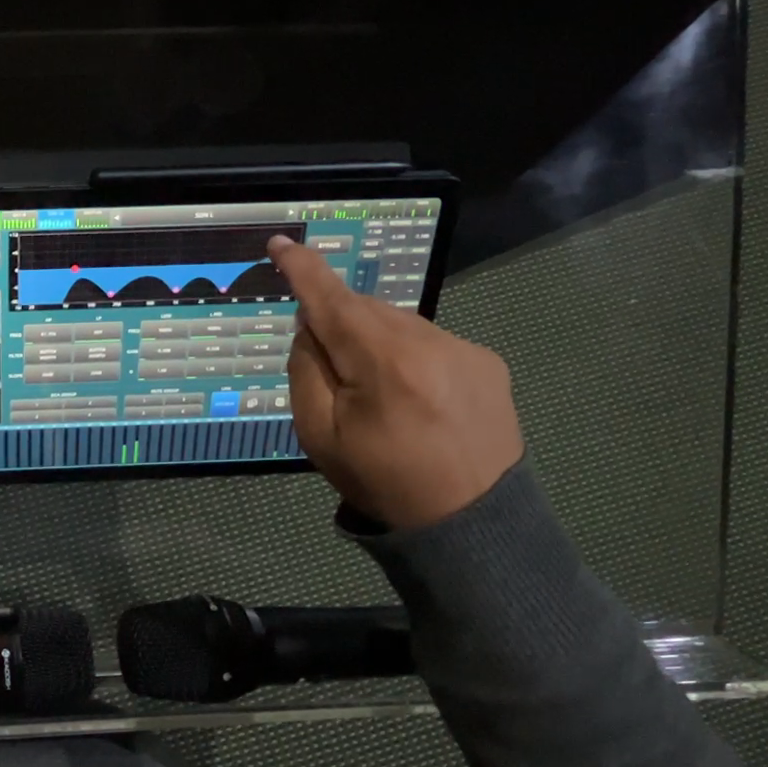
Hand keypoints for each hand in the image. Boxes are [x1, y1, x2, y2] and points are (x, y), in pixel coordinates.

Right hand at [268, 235, 523, 529]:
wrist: (471, 524)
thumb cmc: (382, 480)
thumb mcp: (318, 433)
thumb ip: (306, 369)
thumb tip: (311, 326)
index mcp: (382, 362)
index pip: (331, 299)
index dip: (301, 268)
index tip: (280, 242)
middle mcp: (428, 342)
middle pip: (363, 308)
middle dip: (337, 323)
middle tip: (329, 370)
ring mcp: (464, 349)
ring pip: (397, 322)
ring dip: (373, 339)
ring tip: (374, 391)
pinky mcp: (487, 363)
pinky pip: (429, 340)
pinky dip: (407, 353)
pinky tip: (412, 396)